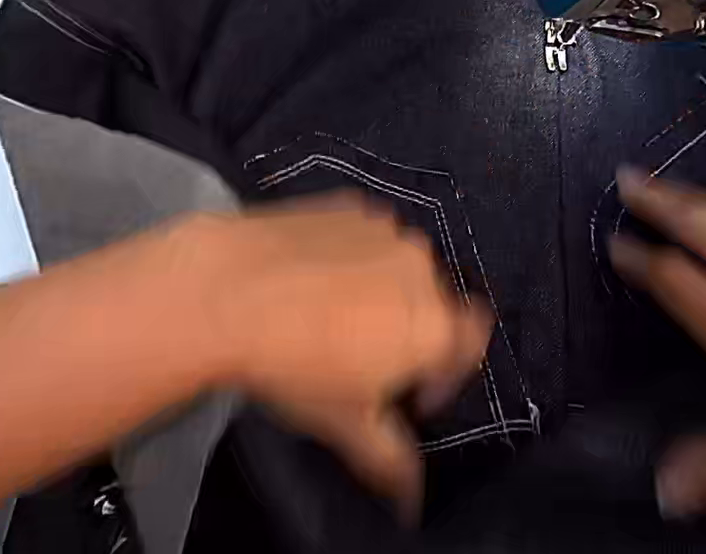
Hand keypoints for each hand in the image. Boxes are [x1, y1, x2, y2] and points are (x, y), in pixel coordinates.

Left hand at [161, 195, 488, 520]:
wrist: (232, 287)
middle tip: (366, 355)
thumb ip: (390, 458)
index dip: (451, 369)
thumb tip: (413, 500)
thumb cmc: (297, 365)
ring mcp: (390, 229)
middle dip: (413, 330)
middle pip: (436, 302)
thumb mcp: (345, 423)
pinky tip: (317, 275)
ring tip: (338, 314)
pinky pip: (372, 235)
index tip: (414, 392)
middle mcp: (424, 268)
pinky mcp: (357, 205)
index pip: (473, 339)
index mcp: (435, 323)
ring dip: (387, 290)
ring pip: (403, 266)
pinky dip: (359, 255)